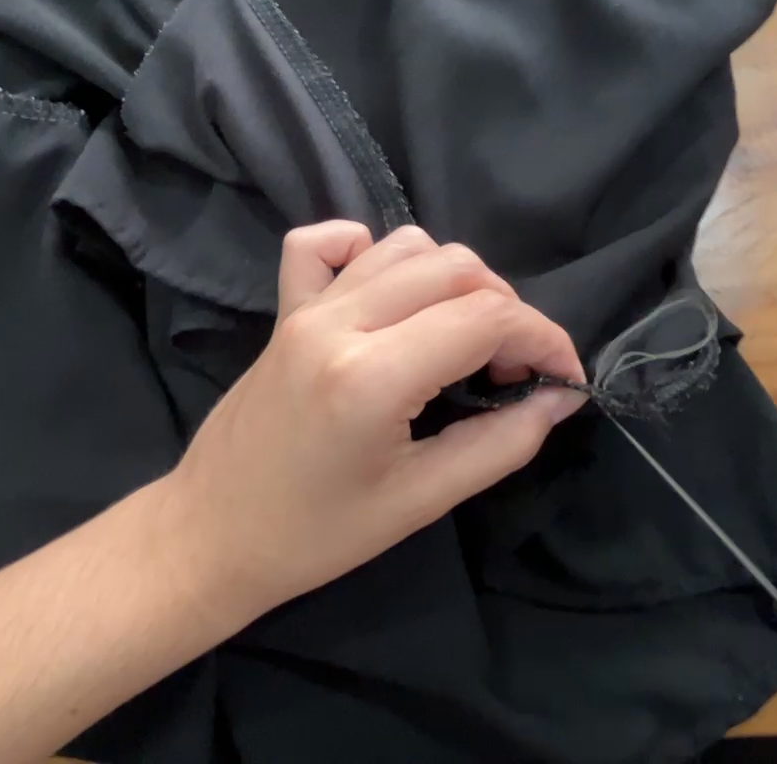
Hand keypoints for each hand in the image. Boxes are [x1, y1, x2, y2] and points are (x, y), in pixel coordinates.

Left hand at [151, 222, 588, 627]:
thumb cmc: (315, 534)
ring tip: (463, 337)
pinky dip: (367, 249)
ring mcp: (305, 308)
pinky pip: (322, 243)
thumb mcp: (419, 501)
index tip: (563, 377)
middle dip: (507, 309)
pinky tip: (386, 291)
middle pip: (454, 268)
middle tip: (513, 370)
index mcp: (372, 375)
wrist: (214, 531)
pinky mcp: (284, 309)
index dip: (543, 338)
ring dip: (454, 280)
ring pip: (403, 246)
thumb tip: (558, 399)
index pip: (485, 317)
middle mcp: (338, 321)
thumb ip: (500, 444)